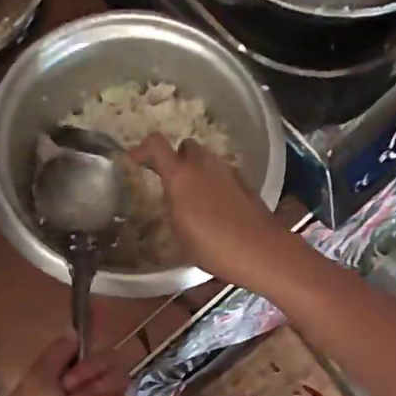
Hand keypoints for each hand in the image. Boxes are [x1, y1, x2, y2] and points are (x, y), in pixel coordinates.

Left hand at [0, 336, 133, 395]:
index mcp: (59, 376)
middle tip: (70, 390)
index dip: (86, 353)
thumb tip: (74, 332)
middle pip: (110, 362)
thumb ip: (57, 353)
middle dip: (91, 373)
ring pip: (120, 383)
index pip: (89, 350)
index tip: (73, 365)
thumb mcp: (35, 382)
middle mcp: (82, 390)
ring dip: (97, 394)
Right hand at [132, 133, 296, 288]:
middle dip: (178, 159)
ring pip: (207, 160)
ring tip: (195, 199)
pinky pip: (223, 174)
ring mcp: (228, 170)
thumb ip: (173, 207)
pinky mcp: (245, 182)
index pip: (156, 144)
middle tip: (173, 182)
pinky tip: (217, 208)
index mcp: (180, 175)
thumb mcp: (180, 233)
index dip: (143, 148)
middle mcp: (204, 165)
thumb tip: (172, 198)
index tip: (136, 160)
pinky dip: (216, 183)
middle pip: (186, 147)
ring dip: (198, 171)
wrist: (259, 250)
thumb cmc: (212, 247)